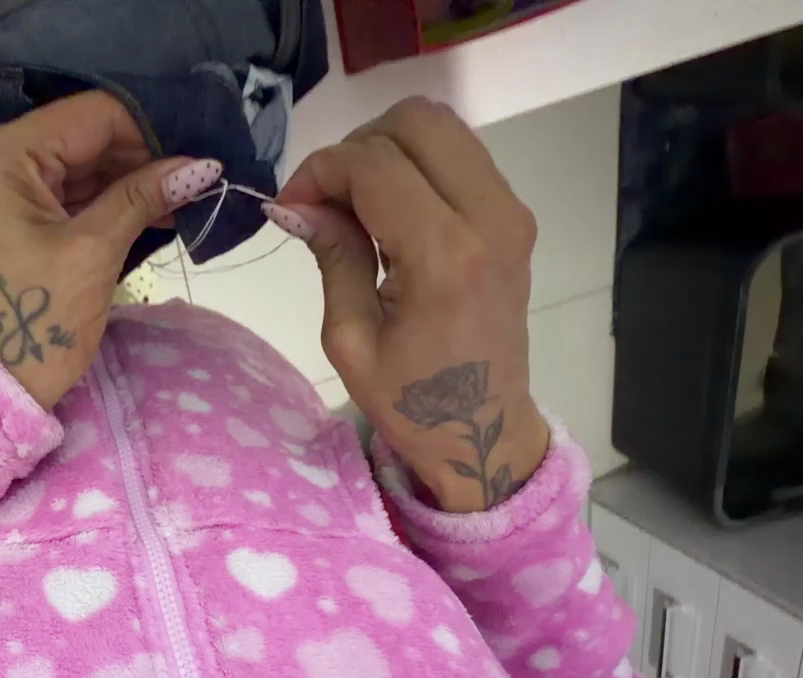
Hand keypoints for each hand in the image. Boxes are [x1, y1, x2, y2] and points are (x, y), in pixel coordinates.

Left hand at [0, 91, 222, 408]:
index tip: (188, 171)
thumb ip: (144, 197)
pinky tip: (139, 217)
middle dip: (136, 163)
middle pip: (82, 138)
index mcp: (1, 154)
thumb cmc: (40, 320)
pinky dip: (99, 203)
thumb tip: (202, 166)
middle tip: (186, 194)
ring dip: (123, 185)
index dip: (147, 137)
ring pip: (75, 166)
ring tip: (171, 210)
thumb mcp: (94, 252)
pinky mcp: (4, 214)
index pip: (91, 116)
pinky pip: (60, 192)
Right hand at [266, 97, 548, 511]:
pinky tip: (385, 216)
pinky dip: (412, 168)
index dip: (320, 171)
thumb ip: (332, 256)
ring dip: (383, 153)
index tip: (289, 206)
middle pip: (415, 122)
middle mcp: (489, 216)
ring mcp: (510, 211)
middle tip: (322, 201)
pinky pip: (458, 157)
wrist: (482, 429)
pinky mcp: (513, 216)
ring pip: (441, 129)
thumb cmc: (409, 399)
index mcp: (445, 256)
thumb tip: (296, 204)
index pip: (375, 165)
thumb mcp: (350, 340)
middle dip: (354, 150)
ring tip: (351, 208)